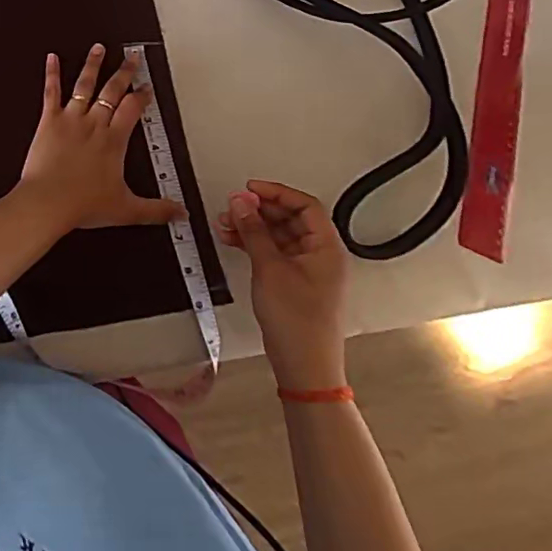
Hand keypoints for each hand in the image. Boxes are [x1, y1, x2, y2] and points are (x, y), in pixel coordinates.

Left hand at [13, 45, 185, 232]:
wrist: (48, 201)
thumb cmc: (83, 203)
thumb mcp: (126, 209)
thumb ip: (156, 210)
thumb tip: (179, 214)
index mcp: (114, 141)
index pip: (134, 109)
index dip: (141, 95)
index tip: (147, 87)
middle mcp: (94, 124)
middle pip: (112, 91)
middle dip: (123, 72)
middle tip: (131, 58)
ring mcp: (70, 119)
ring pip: (84, 85)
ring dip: (92, 65)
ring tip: (98, 48)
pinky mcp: (48, 121)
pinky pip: (50, 92)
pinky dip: (51, 74)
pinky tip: (51, 58)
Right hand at [215, 180, 349, 389]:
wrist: (303, 362)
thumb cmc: (296, 319)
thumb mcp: (269, 267)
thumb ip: (253, 230)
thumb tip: (241, 200)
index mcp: (326, 248)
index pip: (305, 206)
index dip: (276, 193)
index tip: (248, 188)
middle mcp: (320, 254)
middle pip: (290, 218)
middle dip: (259, 209)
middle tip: (232, 206)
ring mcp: (306, 267)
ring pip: (278, 233)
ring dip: (252, 225)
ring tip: (225, 223)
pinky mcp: (292, 279)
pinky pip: (272, 249)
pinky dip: (252, 241)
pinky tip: (232, 239)